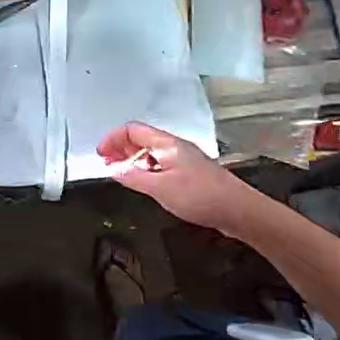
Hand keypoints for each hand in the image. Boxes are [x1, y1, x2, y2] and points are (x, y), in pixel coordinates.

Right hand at [97, 121, 262, 234]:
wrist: (238, 209)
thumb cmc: (199, 196)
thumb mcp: (160, 188)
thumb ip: (134, 177)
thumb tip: (113, 169)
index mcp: (166, 144)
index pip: (133, 130)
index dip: (113, 139)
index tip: (101, 154)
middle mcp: (175, 146)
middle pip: (142, 138)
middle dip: (121, 147)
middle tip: (107, 163)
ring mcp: (185, 159)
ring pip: (152, 151)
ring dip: (134, 158)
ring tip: (121, 172)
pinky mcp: (191, 173)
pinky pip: (162, 163)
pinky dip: (147, 168)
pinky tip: (145, 182)